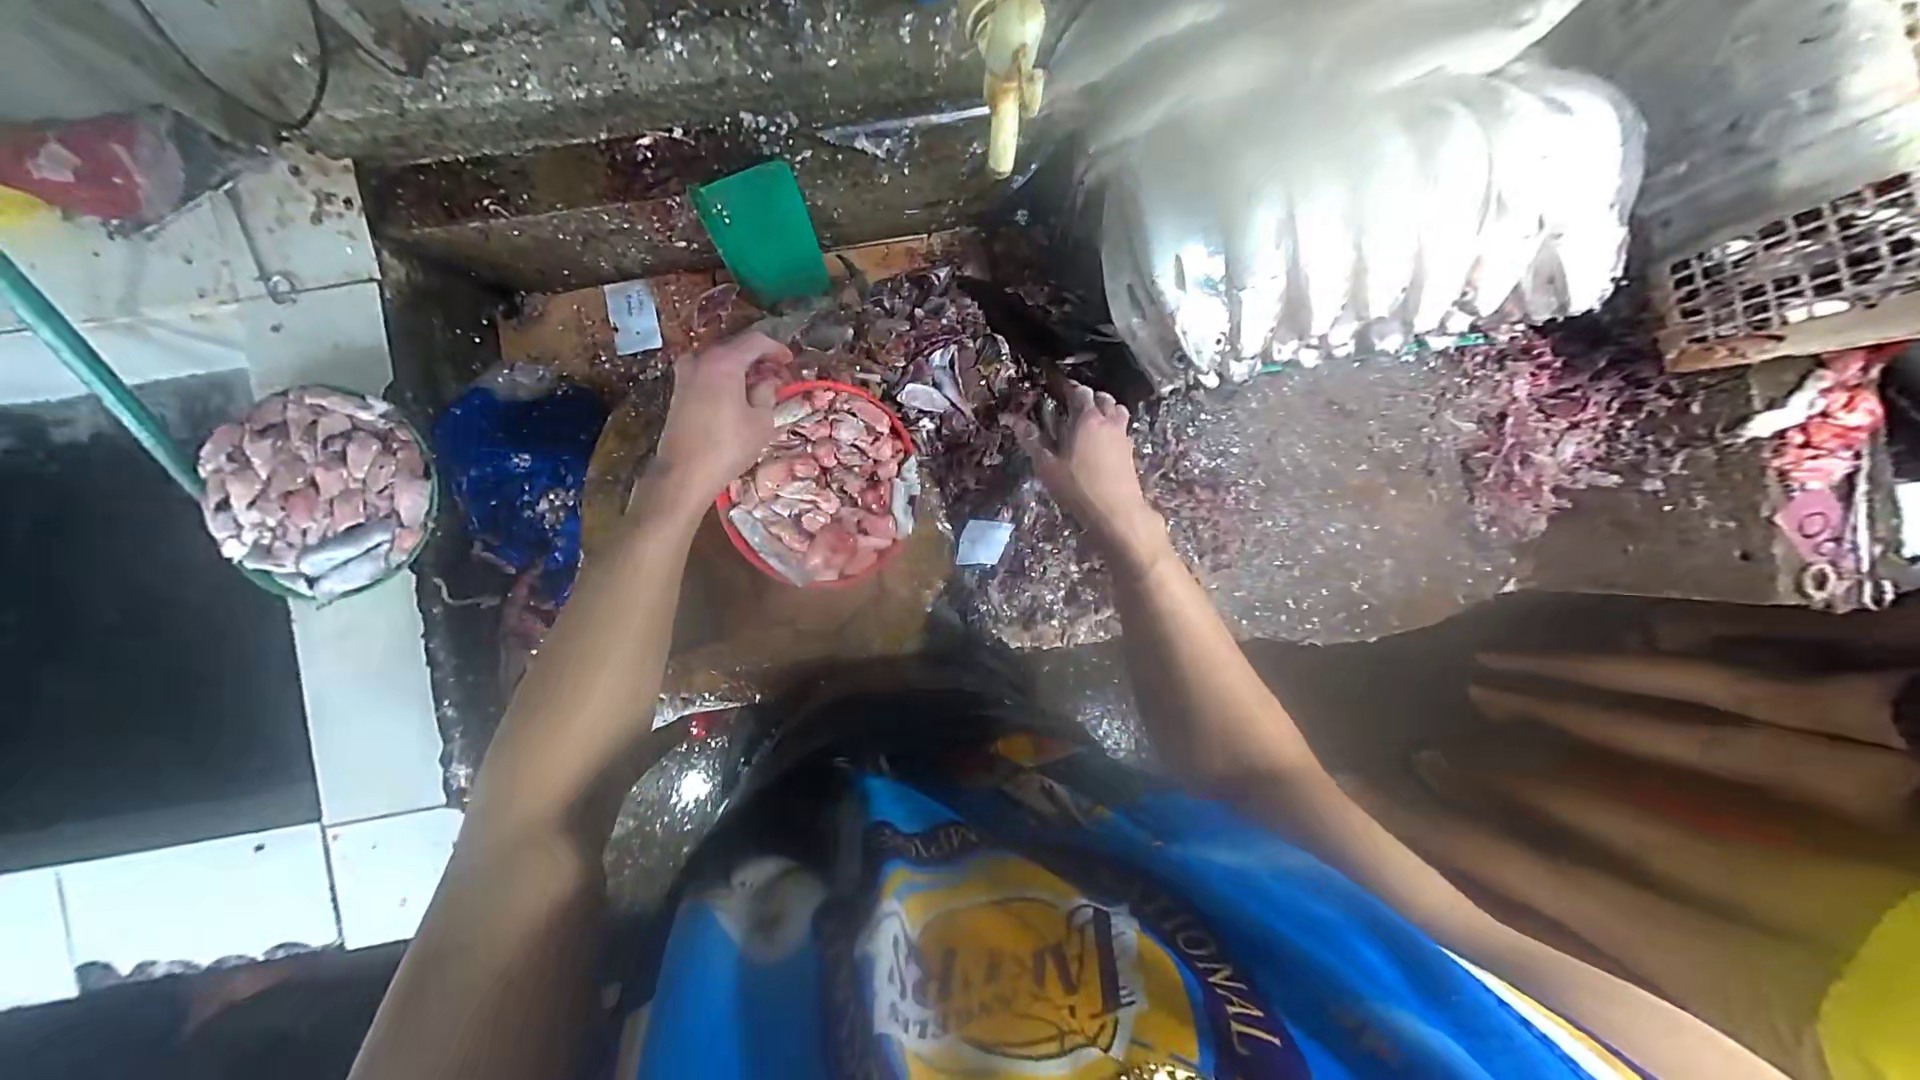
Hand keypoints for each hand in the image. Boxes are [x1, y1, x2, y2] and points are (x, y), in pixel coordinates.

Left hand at [641, 332, 788, 519]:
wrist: (684, 472)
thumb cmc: (728, 446)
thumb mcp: (761, 421)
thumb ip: (766, 393)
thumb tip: (766, 381)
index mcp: (724, 362)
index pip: (755, 341)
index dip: (776, 348)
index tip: (790, 360)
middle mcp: (700, 360)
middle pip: (734, 347)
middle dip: (758, 357)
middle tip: (777, 373)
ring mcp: (685, 374)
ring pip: (719, 359)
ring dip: (740, 367)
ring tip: (759, 384)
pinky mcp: (678, 390)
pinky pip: (707, 372)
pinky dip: (725, 377)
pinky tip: (737, 393)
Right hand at [1013, 382, 1167, 570]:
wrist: (1116, 512)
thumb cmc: (1078, 487)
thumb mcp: (1047, 466)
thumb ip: (1031, 440)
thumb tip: (1011, 419)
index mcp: (1087, 419)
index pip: (1080, 392)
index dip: (1069, 388)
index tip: (1059, 388)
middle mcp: (1108, 422)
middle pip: (1103, 398)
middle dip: (1089, 396)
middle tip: (1075, 404)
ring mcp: (1123, 436)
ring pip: (1117, 411)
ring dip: (1106, 408)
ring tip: (1092, 418)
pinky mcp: (1130, 452)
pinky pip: (1123, 429)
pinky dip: (1114, 426)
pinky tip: (1104, 441)